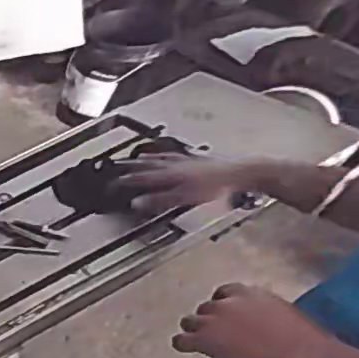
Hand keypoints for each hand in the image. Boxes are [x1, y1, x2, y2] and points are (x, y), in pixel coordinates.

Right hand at [114, 155, 263, 214]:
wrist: (243, 173)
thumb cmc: (217, 186)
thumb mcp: (184, 198)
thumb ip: (159, 200)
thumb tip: (137, 203)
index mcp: (169, 174)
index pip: (141, 177)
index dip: (126, 179)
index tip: (114, 181)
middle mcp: (175, 165)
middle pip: (148, 164)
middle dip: (132, 165)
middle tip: (119, 165)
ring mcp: (188, 160)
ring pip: (162, 157)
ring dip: (149, 157)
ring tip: (139, 156)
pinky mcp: (200, 159)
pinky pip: (177, 155)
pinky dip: (169, 154)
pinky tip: (171, 155)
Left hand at [172, 284, 341, 357]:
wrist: (301, 352)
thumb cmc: (301, 335)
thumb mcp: (278, 309)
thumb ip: (256, 307)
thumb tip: (250, 316)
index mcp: (245, 292)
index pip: (223, 292)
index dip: (223, 305)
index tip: (228, 317)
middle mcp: (224, 303)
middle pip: (205, 309)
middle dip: (210, 319)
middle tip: (220, 334)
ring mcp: (211, 321)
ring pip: (189, 322)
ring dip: (196, 330)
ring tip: (205, 341)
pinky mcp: (204, 339)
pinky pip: (180, 341)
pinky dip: (183, 344)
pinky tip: (189, 348)